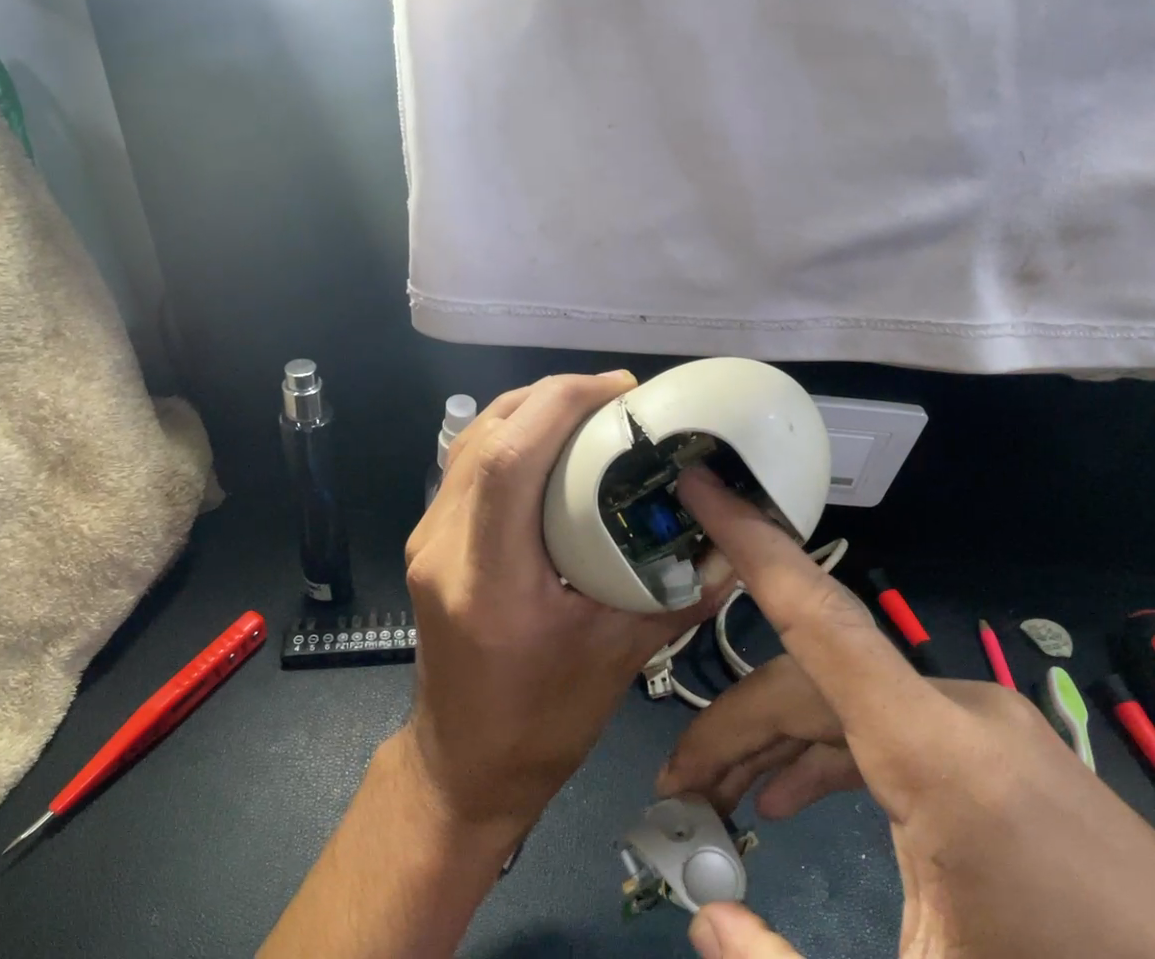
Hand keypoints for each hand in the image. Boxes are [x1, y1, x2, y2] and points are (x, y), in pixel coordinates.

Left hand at [402, 372, 721, 831]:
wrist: (462, 764)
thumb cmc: (538, 726)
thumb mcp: (616, 662)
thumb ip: (673, 597)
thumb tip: (728, 548)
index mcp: (488, 580)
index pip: (508, 460)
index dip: (559, 405)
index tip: (619, 390)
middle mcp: (443, 548)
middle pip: (484, 437)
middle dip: (550, 397)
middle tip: (615, 398)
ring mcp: (426, 544)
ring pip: (468, 445)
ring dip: (527, 413)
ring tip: (589, 413)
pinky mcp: (428, 546)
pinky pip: (464, 469)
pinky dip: (510, 442)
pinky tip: (553, 451)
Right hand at [658, 467, 1154, 958]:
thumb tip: (703, 920)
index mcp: (936, 755)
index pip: (816, 615)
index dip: (748, 542)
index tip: (698, 484)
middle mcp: (958, 715)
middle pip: (808, 681)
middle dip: (730, 727)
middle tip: (675, 791)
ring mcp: (987, 730)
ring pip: (846, 705)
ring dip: (775, 742)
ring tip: (717, 803)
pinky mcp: (1003, 757)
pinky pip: (888, 731)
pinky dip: (827, 756)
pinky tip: (788, 800)